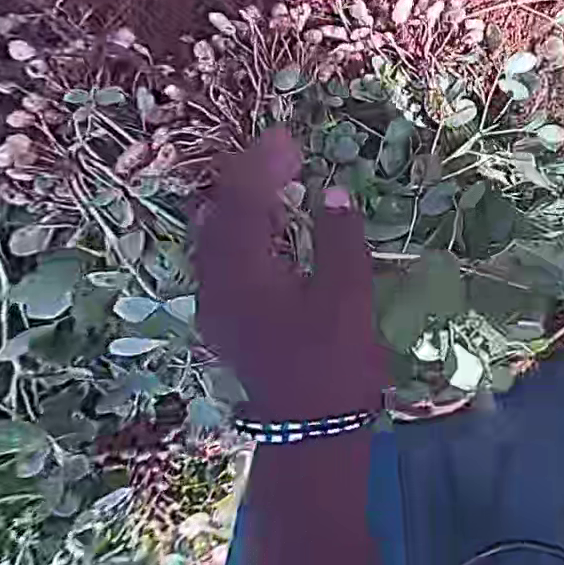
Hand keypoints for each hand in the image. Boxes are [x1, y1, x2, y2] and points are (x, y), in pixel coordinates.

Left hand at [195, 129, 386, 419]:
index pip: (242, 205)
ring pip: (219, 237)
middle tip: (287, 153)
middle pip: (221, 217)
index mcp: (242, 277)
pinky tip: (275, 224)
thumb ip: (338, 238)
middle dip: (250, 179)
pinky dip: (248, 229)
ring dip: (247, 203)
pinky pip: (227, 257)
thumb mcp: (346, 293)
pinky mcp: (231, 317)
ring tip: (281, 178)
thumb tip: (333, 192)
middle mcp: (217, 287)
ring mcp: (219, 305)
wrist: (315, 427)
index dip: (260, 166)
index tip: (286, 137)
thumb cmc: (334, 359)